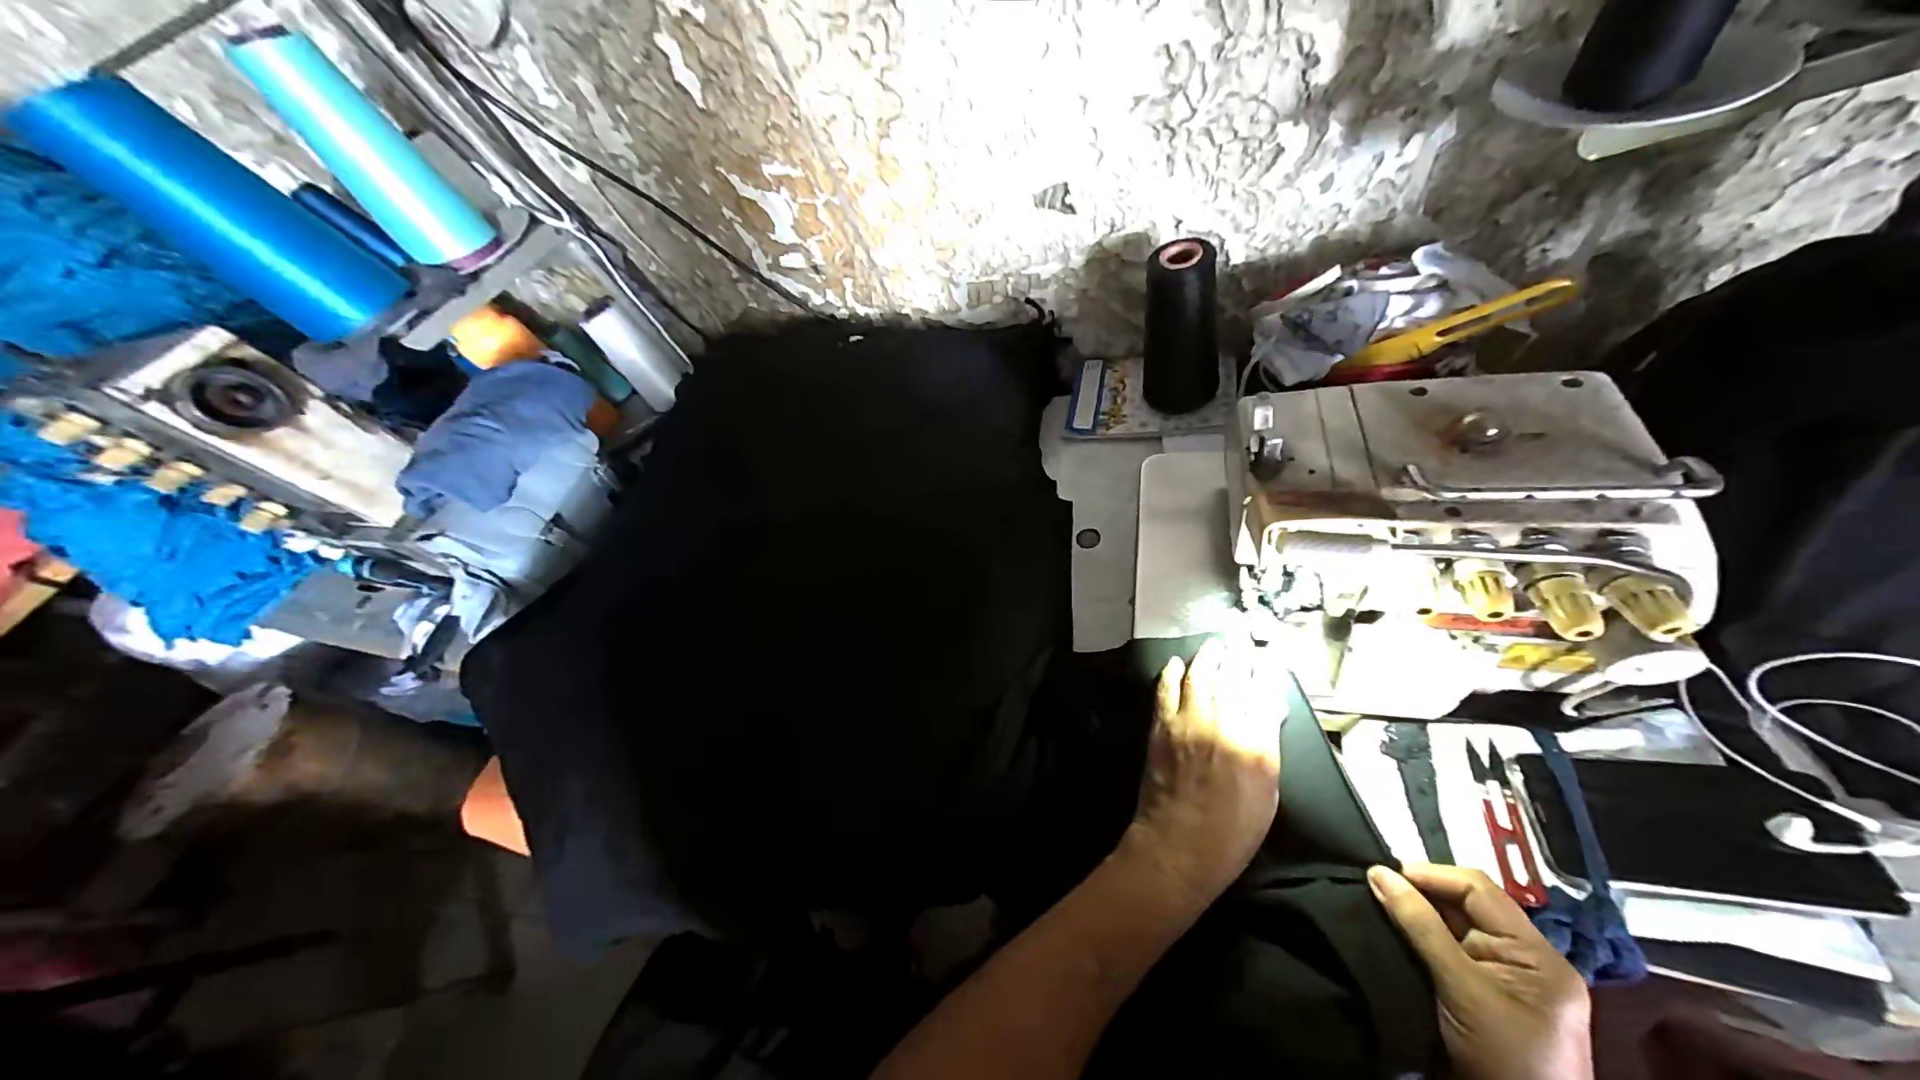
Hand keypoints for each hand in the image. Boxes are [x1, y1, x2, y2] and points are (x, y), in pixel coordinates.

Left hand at [1125, 638, 1282, 906]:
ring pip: (1199, 677)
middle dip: (1237, 657)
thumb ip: (1267, 747)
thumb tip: (1267, 714)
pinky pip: (1167, 690)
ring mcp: (1188, 723)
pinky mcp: (1162, 727)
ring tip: (1213, 646)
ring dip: (1207, 658)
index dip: (1265, 673)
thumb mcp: (1268, 793)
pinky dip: (1171, 673)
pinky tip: (1175, 664)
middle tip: (1240, 642)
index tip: (1266, 659)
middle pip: (1232, 678)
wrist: (1179, 845)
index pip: (1263, 694)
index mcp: (1257, 745)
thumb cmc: (1233, 831)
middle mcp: (1224, 726)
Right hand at [1368, 863, 1591, 1079]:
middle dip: (1419, 895)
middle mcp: (1526, 960)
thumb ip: (1420, 926)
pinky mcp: (1484, 997)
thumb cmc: (1504, 1058)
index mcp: (1538, 954)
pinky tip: (1392, 935)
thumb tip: (1377, 871)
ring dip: (1416, 917)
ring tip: (1376, 906)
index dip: (1429, 875)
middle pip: (1465, 906)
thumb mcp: (1461, 989)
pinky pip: (1450, 953)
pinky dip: (1420, 941)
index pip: (1478, 890)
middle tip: (1373, 890)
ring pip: (1453, 928)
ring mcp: (1506, 980)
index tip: (1381, 874)